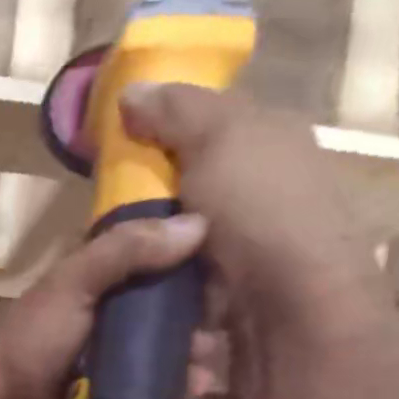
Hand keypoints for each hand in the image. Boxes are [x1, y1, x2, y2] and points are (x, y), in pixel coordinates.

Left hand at [0, 214, 206, 398]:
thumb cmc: (35, 340)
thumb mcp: (72, 286)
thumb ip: (123, 252)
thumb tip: (196, 225)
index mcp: (104, 274)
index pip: (160, 252)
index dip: (194, 257)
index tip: (227, 266)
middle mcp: (119, 307)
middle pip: (176, 302)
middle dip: (201, 316)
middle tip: (212, 332)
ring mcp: (123, 348)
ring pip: (176, 343)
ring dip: (196, 355)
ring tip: (203, 371)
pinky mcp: (127, 385)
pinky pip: (164, 380)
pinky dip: (183, 385)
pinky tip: (197, 391)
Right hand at [119, 83, 398, 352]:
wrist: (290, 308)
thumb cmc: (261, 208)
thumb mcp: (220, 137)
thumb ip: (175, 109)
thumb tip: (132, 90)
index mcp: (272, 139)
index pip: (209, 121)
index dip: (165, 124)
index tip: (120, 139)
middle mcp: (265, 187)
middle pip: (191, 179)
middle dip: (151, 189)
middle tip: (108, 200)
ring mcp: (249, 242)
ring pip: (181, 229)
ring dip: (150, 237)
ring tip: (109, 243)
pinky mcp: (229, 289)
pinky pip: (181, 271)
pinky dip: (158, 272)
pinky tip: (133, 275)